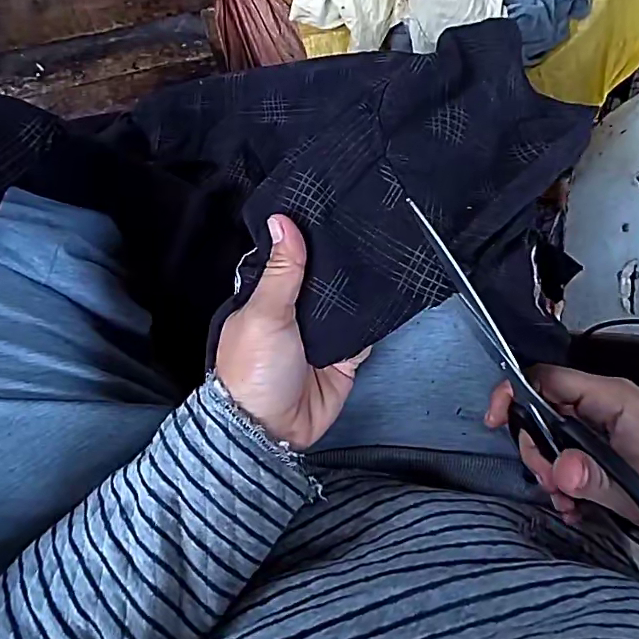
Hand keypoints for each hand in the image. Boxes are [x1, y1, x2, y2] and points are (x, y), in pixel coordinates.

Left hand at [216, 214, 369, 447]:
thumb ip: (282, 270)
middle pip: (323, 280)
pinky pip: (363, 334)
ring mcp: (320, 336)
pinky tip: (385, 298)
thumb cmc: (253, 371)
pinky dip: (372, 321)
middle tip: (366, 229)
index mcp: (268, 298)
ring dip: (358, 290)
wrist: (271, 429)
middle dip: (340, 263)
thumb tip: (282, 221)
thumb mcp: (264, 313)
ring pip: (346, 304)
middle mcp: (295, 314)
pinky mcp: (343, 357)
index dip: (307, 239)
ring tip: (382, 255)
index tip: (330, 210)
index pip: (290, 260)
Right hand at [487, 366, 638, 550]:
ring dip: (552, 470)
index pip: (550, 379)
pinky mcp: (605, 451)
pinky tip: (576, 504)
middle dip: (538, 448)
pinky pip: (568, 455)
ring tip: (569, 500)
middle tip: (551, 481)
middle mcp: (606, 407)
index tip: (498, 420)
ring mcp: (605, 429)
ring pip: (553, 437)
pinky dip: (564, 480)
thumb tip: (559, 469)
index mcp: (616, 399)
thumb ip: (595, 479)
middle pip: (544, 410)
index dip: (517, 393)